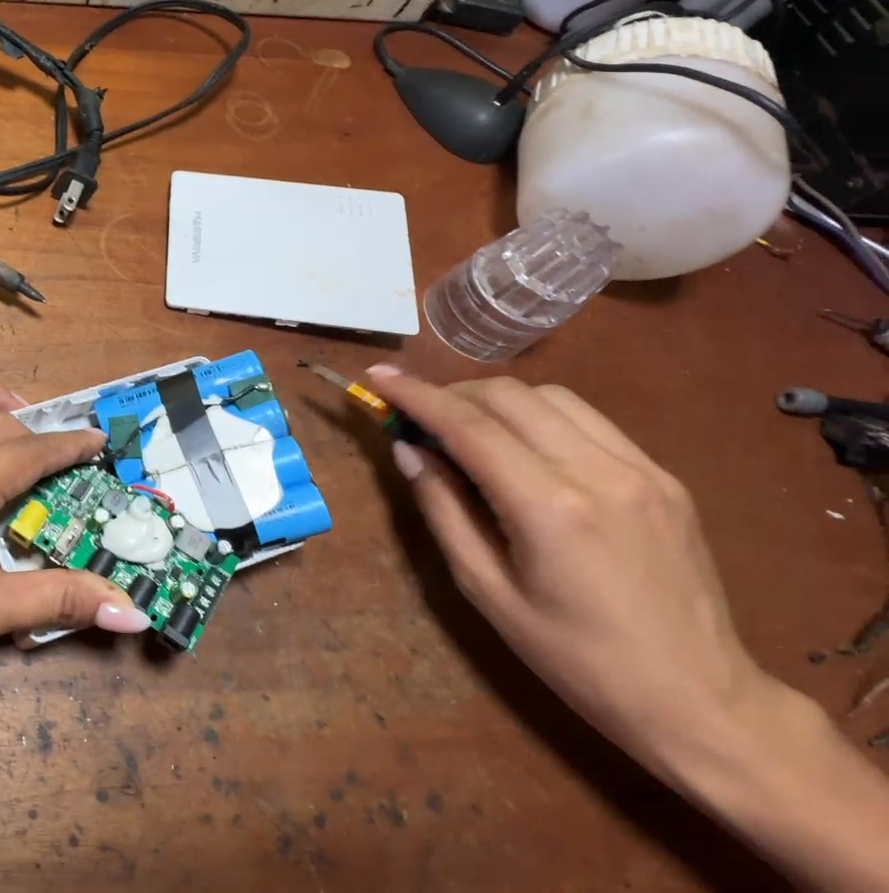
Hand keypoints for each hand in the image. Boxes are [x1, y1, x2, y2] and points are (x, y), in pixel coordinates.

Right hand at [364, 366, 784, 773]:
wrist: (697, 697)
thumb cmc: (574, 657)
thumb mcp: (486, 591)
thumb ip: (443, 510)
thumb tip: (409, 451)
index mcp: (549, 508)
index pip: (469, 426)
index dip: (416, 396)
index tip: (378, 378)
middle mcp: (599, 473)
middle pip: (511, 396)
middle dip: (453, 394)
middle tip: (417, 418)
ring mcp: (641, 471)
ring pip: (554, 397)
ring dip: (498, 401)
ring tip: (467, 431)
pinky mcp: (664, 478)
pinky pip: (590, 422)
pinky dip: (541, 418)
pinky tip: (523, 448)